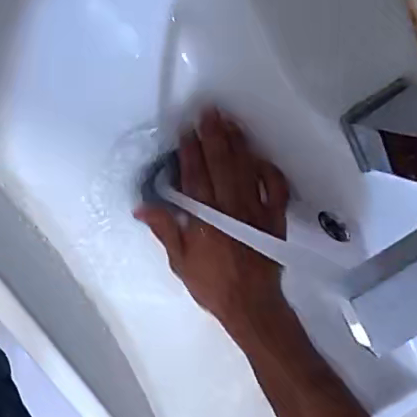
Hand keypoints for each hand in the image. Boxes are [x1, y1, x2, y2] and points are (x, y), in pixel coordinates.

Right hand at [136, 108, 292, 334]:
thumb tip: (142, 207)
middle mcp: (231, 208)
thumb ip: (165, 229)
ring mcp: (255, 210)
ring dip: (238, 144)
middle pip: (221, 164)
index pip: (196, 176)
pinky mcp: (274, 218)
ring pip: (246, 169)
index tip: (186, 130)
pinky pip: (274, 188)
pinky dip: (269, 170)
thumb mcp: (180, 261)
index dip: (191, 152)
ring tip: (230, 122)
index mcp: (205, 218)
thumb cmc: (212, 284)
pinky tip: (260, 156)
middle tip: (210, 112)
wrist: (251, 304)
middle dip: (214, 136)